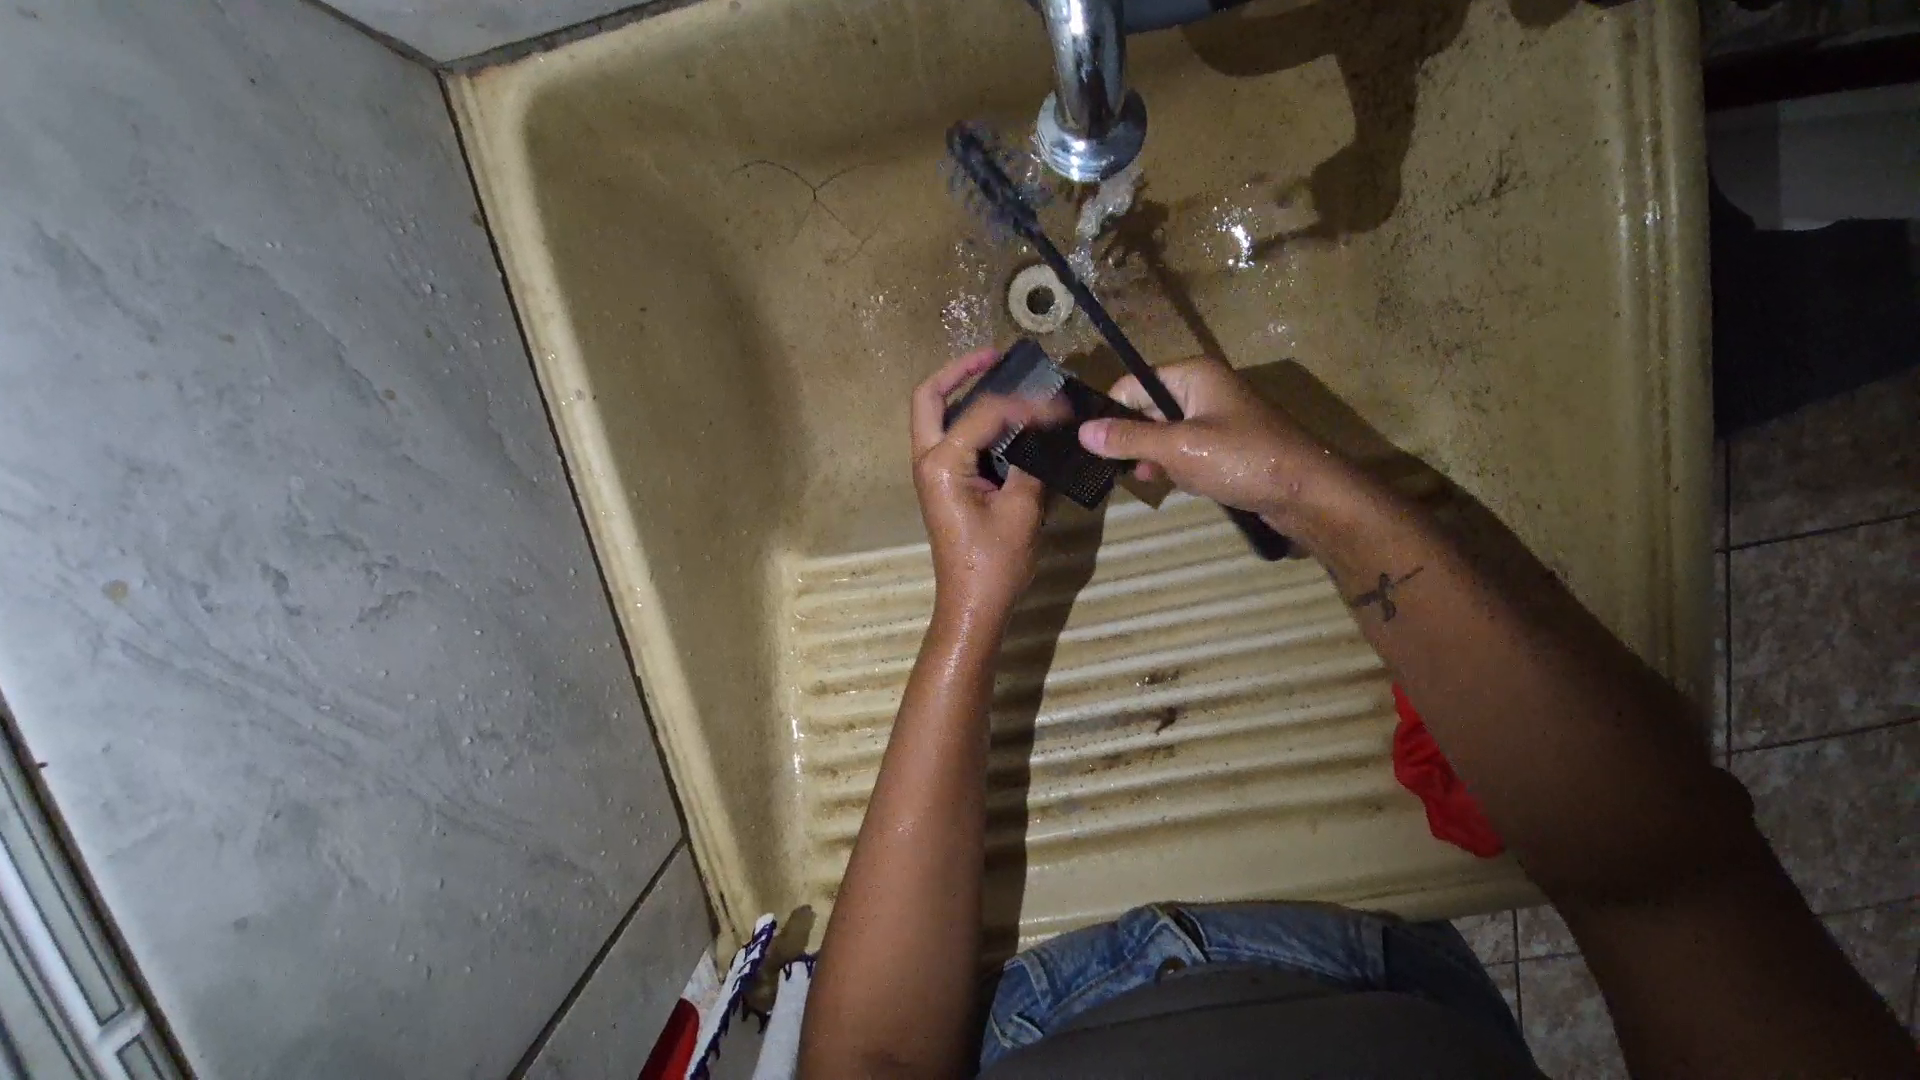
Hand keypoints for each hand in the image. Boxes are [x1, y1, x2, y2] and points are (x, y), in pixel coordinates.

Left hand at [911, 349, 1068, 625]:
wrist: (974, 605)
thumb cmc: (995, 562)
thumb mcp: (1022, 509)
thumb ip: (1031, 462)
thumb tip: (1046, 428)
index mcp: (941, 463)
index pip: (983, 413)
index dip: (1023, 402)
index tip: (1056, 402)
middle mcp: (927, 460)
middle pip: (929, 398)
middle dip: (959, 371)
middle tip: (996, 357)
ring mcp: (932, 473)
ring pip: (935, 415)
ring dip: (961, 392)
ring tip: (1000, 376)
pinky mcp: (944, 484)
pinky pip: (951, 437)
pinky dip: (971, 419)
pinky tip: (1005, 418)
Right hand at [1077, 358, 1358, 533]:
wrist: (1306, 492)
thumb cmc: (1241, 459)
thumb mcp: (1178, 448)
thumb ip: (1129, 439)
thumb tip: (1084, 432)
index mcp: (1192, 375)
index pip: (1131, 384)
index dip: (1108, 412)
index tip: (1088, 444)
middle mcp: (1203, 390)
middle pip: (1147, 408)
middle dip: (1129, 437)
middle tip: (1105, 467)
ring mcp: (1216, 419)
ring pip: (1164, 433)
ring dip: (1151, 456)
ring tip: (1137, 478)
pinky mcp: (1225, 447)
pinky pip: (1185, 450)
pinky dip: (1173, 466)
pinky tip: (1166, 483)